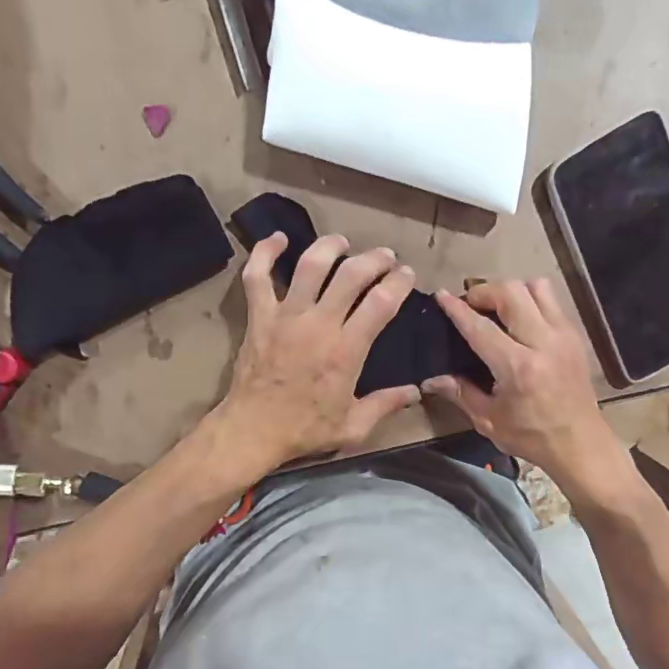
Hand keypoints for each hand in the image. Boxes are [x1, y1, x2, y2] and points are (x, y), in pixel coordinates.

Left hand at [209, 232, 420, 471]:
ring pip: (310, 265)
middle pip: (351, 274)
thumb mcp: (352, 427)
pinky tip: (278, 238)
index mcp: (345, 349)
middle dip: (374, 259)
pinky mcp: (259, 317)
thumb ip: (385, 405)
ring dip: (329, 246)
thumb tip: (415, 391)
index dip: (399, 282)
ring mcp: (286, 316)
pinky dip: (265, 252)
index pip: (381, 302)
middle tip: (385, 257)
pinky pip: (258, 276)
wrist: (253, 430)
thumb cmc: (304, 430)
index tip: (407, 276)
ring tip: (342, 242)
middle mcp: (318, 324)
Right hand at [425, 280, 629, 488]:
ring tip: (496, 308)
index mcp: (518, 368)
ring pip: (536, 287)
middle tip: (469, 304)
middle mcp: (543, 343)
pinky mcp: (574, 335)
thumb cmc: (531, 436)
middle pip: (512, 293)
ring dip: (511, 291)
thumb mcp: (488, 420)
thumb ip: (459, 392)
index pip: (481, 328)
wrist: (580, 444)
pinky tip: (518, 319)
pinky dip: (530, 300)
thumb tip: (430, 378)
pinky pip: (551, 301)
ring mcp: (563, 335)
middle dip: (484, 292)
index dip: (457, 309)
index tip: (440, 296)